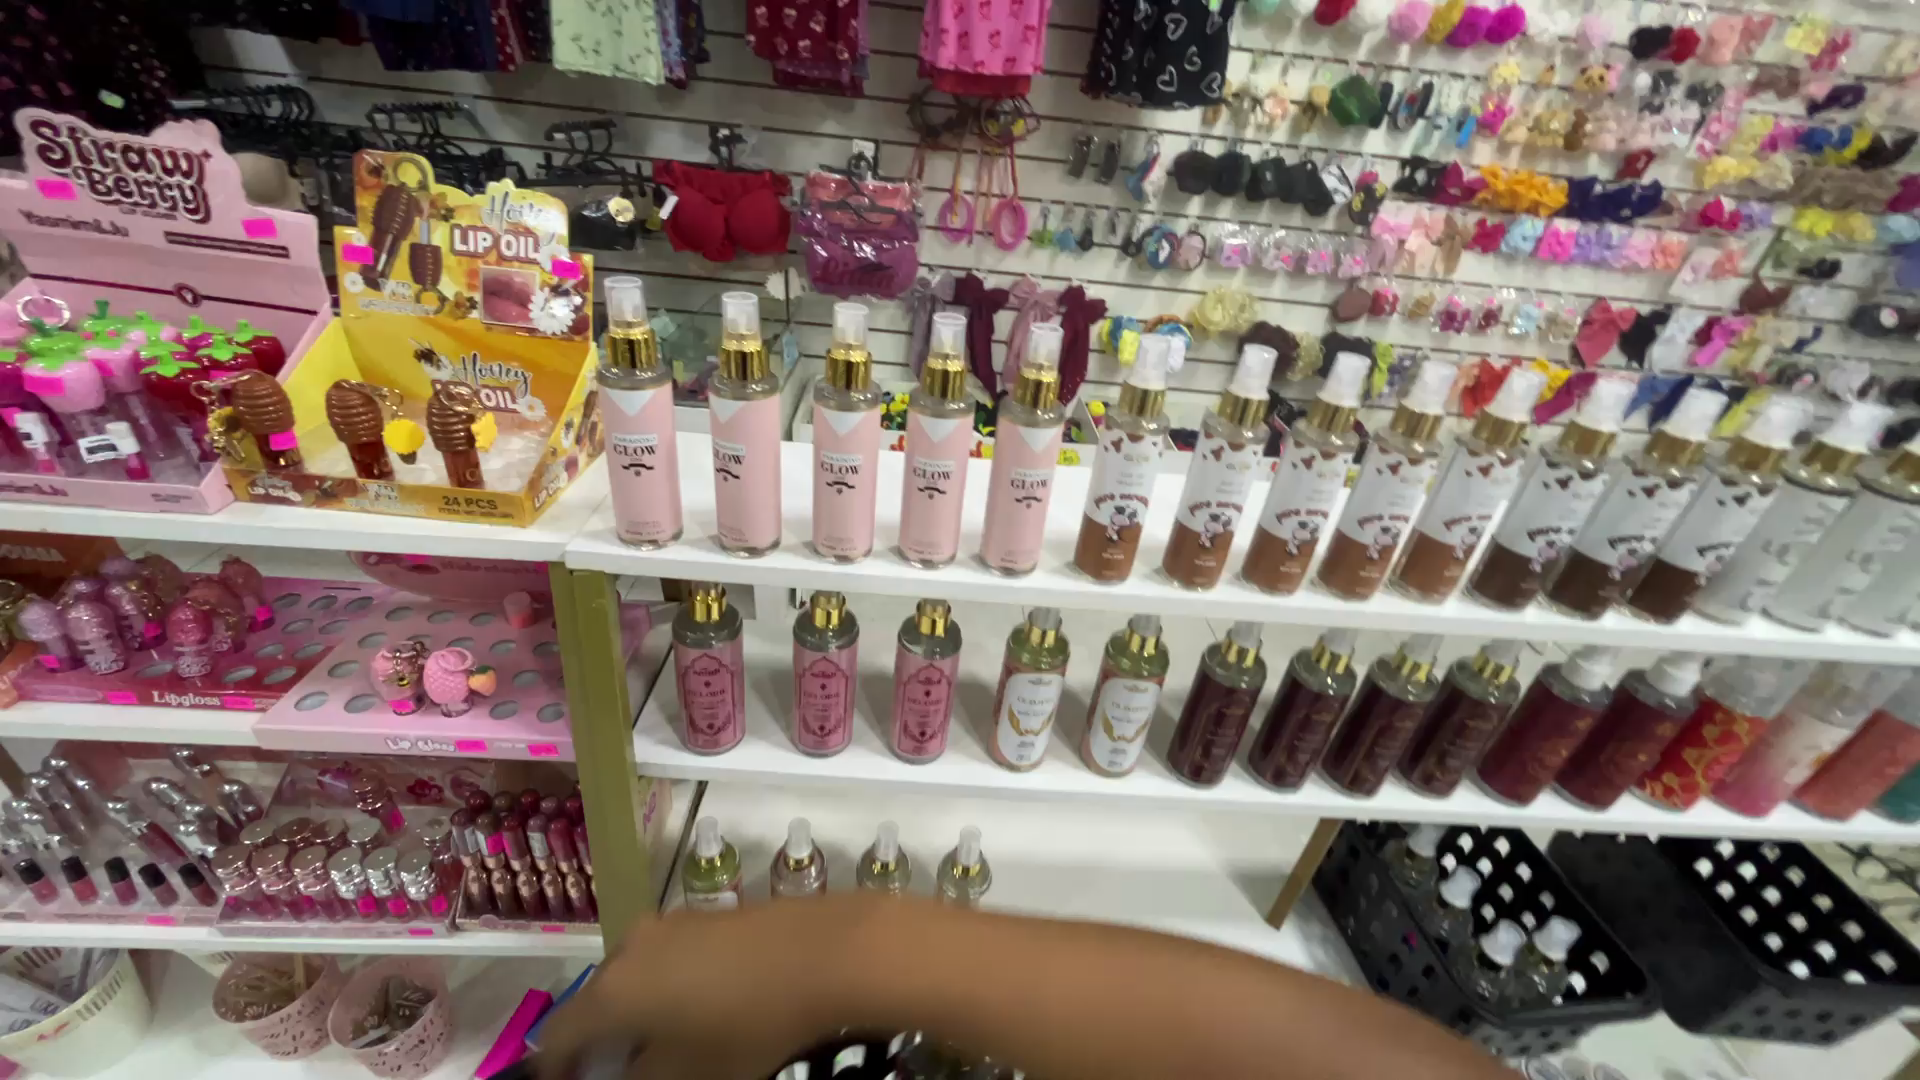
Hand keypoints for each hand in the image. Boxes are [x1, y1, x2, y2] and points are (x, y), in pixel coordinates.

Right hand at [535, 897, 875, 1079]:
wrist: (824, 950)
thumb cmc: (749, 1024)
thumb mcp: (686, 1075)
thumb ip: (639, 1079)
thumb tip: (626, 1072)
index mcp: (613, 990)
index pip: (559, 1036)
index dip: (560, 1070)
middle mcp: (633, 945)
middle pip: (598, 1001)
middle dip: (602, 1040)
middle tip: (622, 1071)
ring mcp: (674, 923)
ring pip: (636, 976)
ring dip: (638, 1011)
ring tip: (663, 1046)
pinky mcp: (710, 915)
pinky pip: (670, 957)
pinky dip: (669, 987)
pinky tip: (700, 1010)